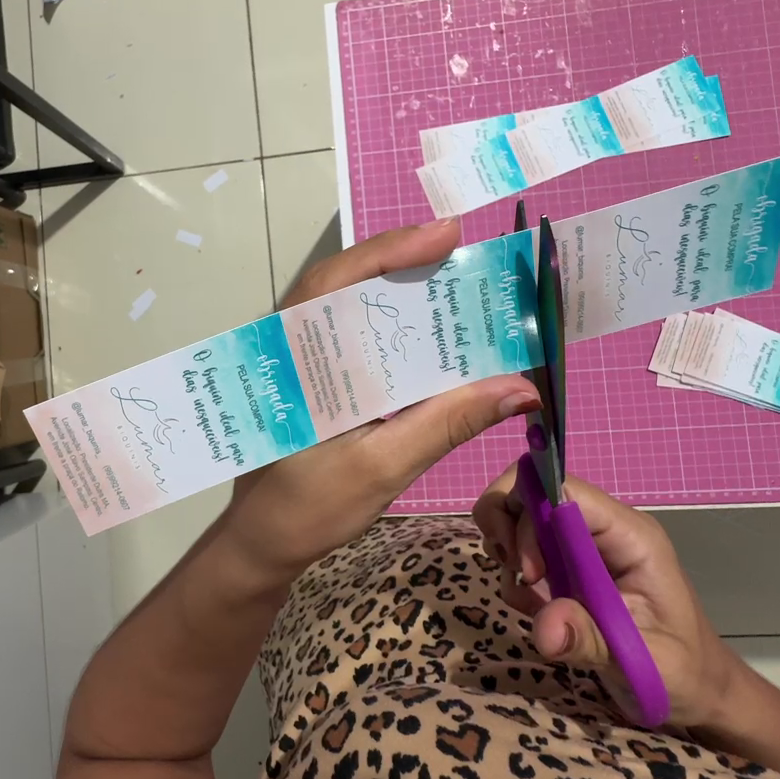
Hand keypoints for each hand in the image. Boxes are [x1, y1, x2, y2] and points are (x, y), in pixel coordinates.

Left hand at [221, 218, 541, 580]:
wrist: (259, 543)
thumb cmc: (307, 509)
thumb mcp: (381, 467)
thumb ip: (446, 422)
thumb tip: (519, 388)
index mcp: (289, 357)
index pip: (334, 282)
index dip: (390, 251)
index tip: (446, 234)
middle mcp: (285, 344)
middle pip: (343, 282)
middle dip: (401, 261)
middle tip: (462, 251)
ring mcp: (293, 358)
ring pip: (345, 304)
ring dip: (395, 288)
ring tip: (452, 277)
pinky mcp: (307, 375)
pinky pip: (347, 333)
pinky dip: (386, 323)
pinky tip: (423, 328)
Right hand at [473, 463, 741, 726]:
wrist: (697, 688)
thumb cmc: (684, 671)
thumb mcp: (643, 662)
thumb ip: (591, 640)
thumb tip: (543, 629)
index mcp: (628, 535)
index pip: (562, 488)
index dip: (530, 517)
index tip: (528, 570)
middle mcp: (600, 527)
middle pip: (529, 489)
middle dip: (506, 525)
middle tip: (514, 572)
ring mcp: (580, 543)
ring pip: (518, 514)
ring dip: (507, 550)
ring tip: (528, 596)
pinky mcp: (566, 562)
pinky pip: (521, 547)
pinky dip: (513, 574)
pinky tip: (534, 607)